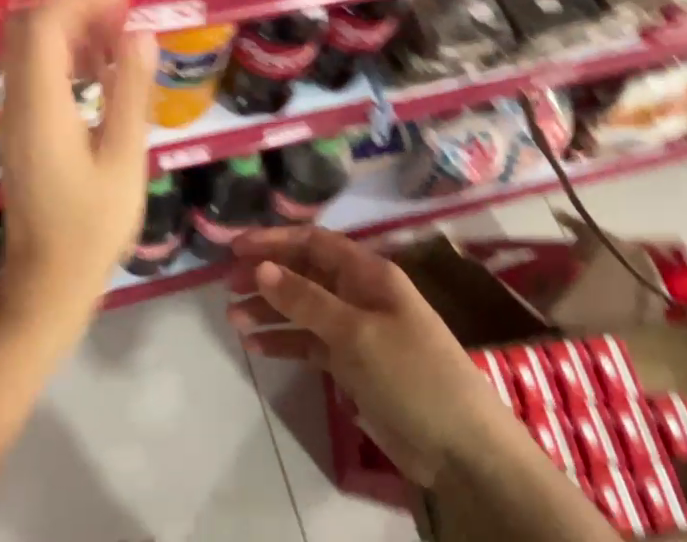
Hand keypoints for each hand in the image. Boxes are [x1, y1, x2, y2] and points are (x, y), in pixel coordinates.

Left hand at [0, 0, 157, 324]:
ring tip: (120, 35)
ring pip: (28, 47)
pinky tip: (99, 71)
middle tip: (123, 6)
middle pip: (28, 26)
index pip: (45, 25)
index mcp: (41, 107)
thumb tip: (140, 34)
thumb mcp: (124, 161)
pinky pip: (33, 71)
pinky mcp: (18, 128)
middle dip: (73, 3)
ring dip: (69, 28)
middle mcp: (16, 101)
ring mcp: (12, 115)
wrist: (46, 280)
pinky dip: (63, 55)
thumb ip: (130, 94)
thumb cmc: (91, 228)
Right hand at [226, 227, 491, 485]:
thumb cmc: (411, 374)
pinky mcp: (353, 365)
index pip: (314, 243)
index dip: (274, 240)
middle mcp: (361, 294)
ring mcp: (357, 331)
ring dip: (269, 310)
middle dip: (266, 275)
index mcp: (369, 274)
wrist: (460, 447)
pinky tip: (256, 346)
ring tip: (233, 319)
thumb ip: (305, 299)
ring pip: (303, 309)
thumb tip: (260, 267)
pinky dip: (285, 341)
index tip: (234, 248)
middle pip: (305, 273)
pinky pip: (310, 342)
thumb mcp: (356, 332)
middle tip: (226, 285)